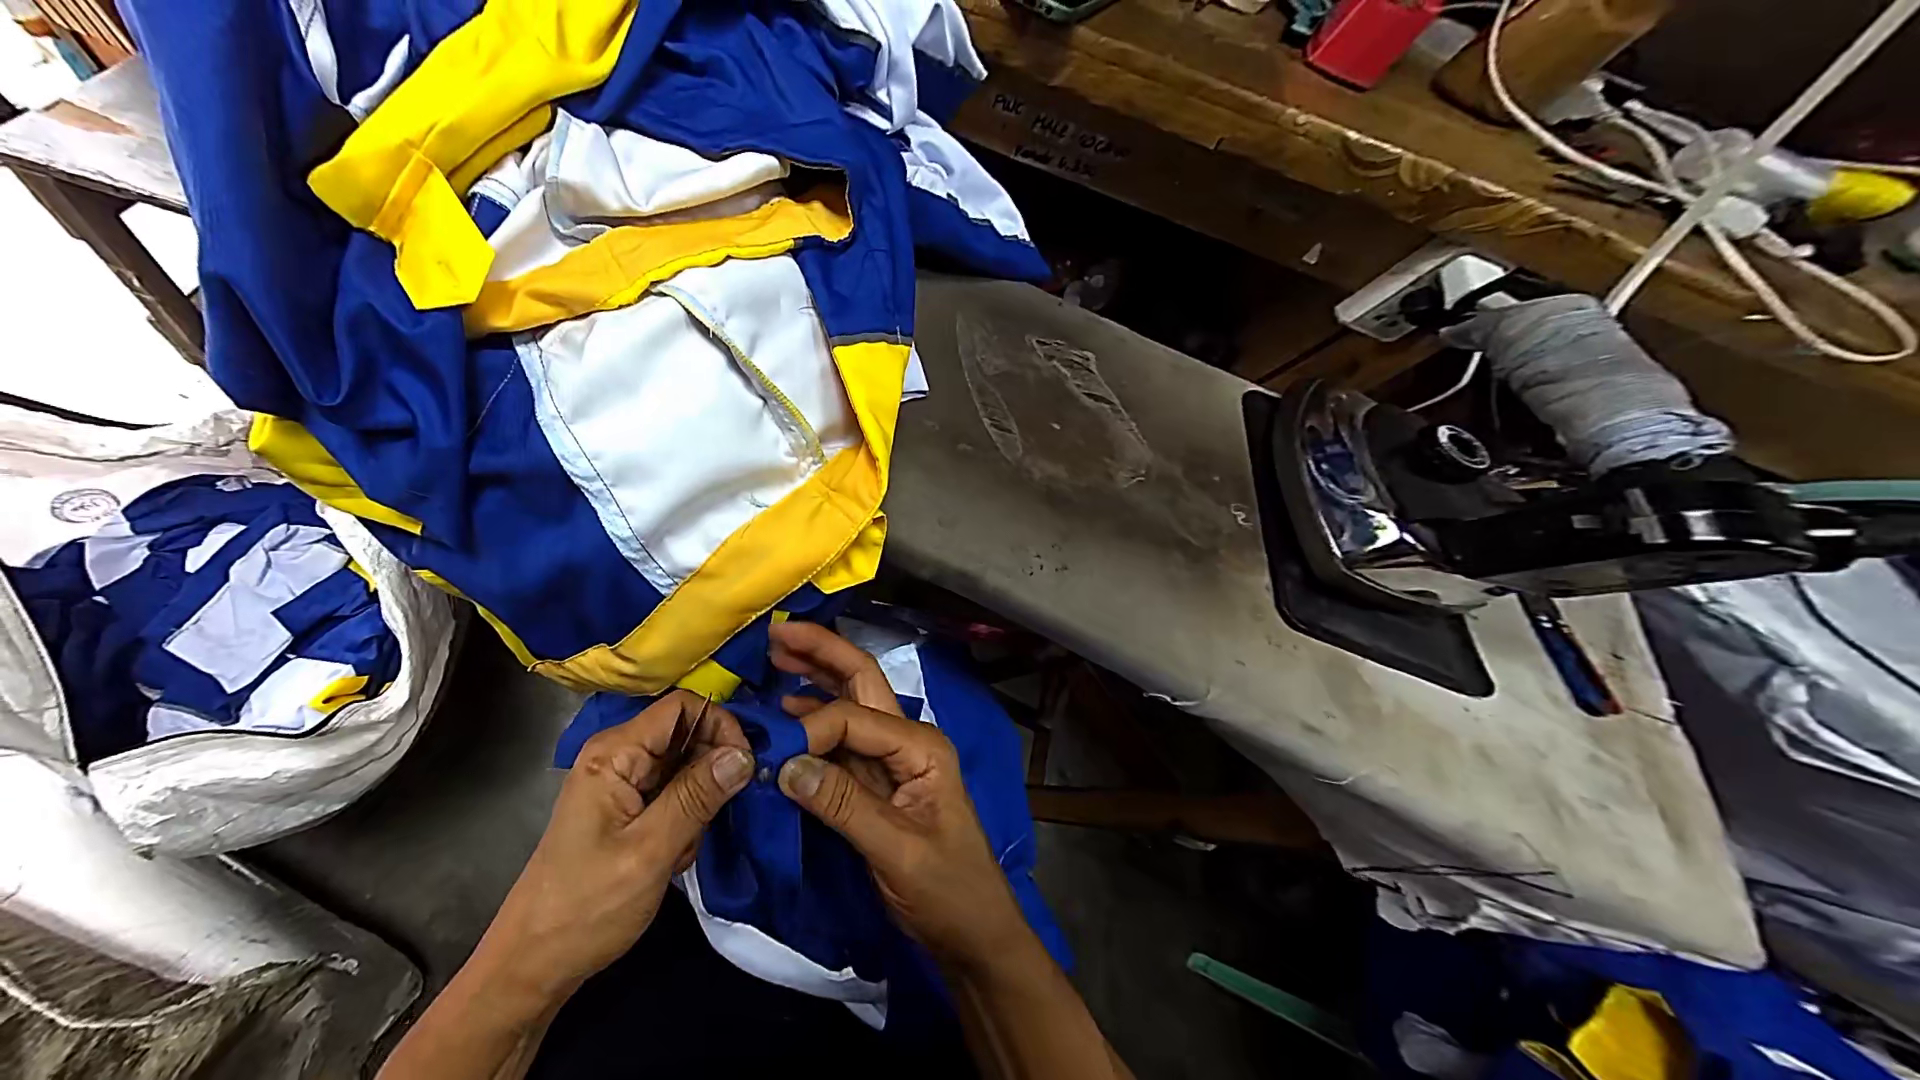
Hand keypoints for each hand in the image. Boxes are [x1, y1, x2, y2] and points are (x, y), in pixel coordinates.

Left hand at [475, 690, 754, 999]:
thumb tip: (745, 753)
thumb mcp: (650, 850)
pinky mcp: (630, 807)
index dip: (720, 725)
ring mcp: (623, 782)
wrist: (534, 967)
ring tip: (683, 847)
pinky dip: (688, 819)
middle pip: (689, 734)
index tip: (745, 765)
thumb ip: (698, 796)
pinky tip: (674, 855)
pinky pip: (677, 793)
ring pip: (688, 766)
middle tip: (713, 817)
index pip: (684, 706)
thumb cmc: (585, 907)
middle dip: (711, 772)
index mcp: (615, 754)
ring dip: (700, 802)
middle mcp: (618, 756)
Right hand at [769, 622, 1031, 970]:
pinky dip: (812, 724)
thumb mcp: (898, 851)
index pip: (855, 717)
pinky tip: (787, 712)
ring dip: (815, 679)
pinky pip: (840, 744)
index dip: (811, 727)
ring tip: (775, 659)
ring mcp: (891, 761)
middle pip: (862, 683)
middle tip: (777, 634)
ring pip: (849, 705)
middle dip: (823, 653)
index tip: (770, 756)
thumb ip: (843, 805)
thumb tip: (784, 764)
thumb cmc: (949, 891)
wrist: (973, 932)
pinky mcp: (876, 784)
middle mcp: (907, 741)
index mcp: (921, 746)